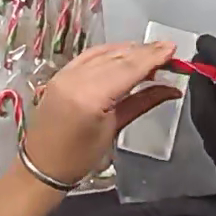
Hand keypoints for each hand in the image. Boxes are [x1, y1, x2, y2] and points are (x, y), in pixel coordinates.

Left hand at [21, 41, 181, 185]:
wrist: (42, 166)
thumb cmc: (80, 157)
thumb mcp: (114, 129)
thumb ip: (142, 102)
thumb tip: (173, 89)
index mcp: (91, 97)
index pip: (128, 69)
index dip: (152, 57)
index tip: (173, 49)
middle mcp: (76, 79)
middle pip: (117, 58)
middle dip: (144, 52)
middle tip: (168, 51)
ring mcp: (65, 74)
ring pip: (104, 53)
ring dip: (129, 50)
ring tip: (152, 52)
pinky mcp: (60, 74)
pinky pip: (89, 56)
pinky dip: (109, 52)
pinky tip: (125, 53)